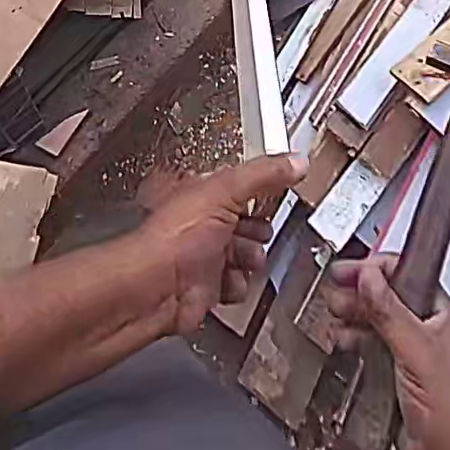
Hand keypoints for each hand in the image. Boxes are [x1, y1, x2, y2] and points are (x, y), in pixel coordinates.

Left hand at [131, 153, 306, 335]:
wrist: (155, 288)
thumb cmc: (173, 236)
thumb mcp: (224, 192)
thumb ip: (262, 175)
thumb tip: (294, 161)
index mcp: (201, 193)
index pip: (238, 185)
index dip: (260, 189)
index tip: (280, 192)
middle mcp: (201, 222)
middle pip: (245, 223)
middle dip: (259, 229)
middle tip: (263, 230)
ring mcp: (203, 254)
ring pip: (243, 255)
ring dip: (250, 259)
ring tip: (247, 256)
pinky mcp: (206, 286)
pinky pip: (236, 285)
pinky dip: (238, 285)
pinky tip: (230, 279)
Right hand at [325, 255, 449, 449]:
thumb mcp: (417, 353)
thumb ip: (390, 312)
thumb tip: (368, 276)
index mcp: (442, 315)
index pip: (405, 273)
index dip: (375, 268)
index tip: (348, 270)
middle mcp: (428, 328)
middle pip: (386, 293)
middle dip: (358, 290)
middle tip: (336, 290)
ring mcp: (413, 349)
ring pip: (377, 317)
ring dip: (353, 312)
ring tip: (336, 311)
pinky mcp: (399, 370)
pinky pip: (371, 341)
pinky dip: (355, 336)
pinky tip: (344, 338)